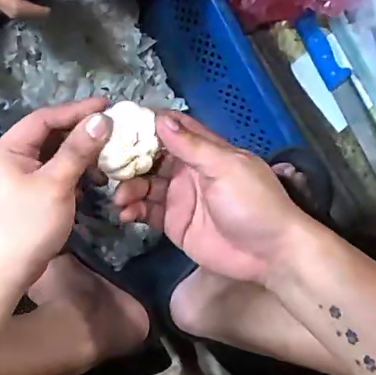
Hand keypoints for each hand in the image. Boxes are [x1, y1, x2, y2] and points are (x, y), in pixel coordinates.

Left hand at [0, 97, 112, 298]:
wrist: (5, 272)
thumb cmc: (27, 225)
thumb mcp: (56, 184)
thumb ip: (78, 150)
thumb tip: (102, 119)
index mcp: (8, 148)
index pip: (45, 118)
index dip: (77, 110)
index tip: (108, 106)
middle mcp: (10, 157)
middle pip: (49, 135)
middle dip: (81, 132)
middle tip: (113, 129)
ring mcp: (18, 176)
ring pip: (54, 154)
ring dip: (80, 154)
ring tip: (108, 155)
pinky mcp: (28, 194)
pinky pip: (54, 173)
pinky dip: (74, 172)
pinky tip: (94, 179)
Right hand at [115, 112, 311, 283]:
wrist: (271, 254)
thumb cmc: (254, 204)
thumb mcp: (225, 169)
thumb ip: (192, 146)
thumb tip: (159, 119)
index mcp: (204, 152)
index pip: (172, 129)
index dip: (146, 124)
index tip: (118, 122)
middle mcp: (187, 171)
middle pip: (150, 158)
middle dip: (128, 159)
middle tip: (105, 163)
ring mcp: (179, 197)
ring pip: (144, 185)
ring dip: (127, 187)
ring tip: (119, 197)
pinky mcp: (173, 223)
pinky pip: (146, 212)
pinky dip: (132, 210)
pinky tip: (125, 213)